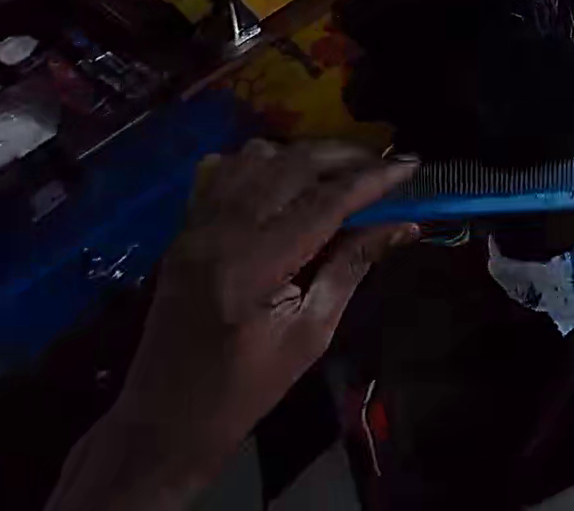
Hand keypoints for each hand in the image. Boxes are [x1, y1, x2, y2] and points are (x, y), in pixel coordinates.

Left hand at [49, 140, 415, 510]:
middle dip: (346, 156)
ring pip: (259, 155)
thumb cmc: (245, 388)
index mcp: (254, 267)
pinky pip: (224, 168)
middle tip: (383, 163)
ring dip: (304, 155)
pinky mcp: (186, 225)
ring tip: (338, 171)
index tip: (410, 167)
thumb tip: (403, 225)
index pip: (325, 203)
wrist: (163, 419)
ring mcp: (198, 223)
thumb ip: (353, 266)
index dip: (373, 180)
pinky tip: (281, 178)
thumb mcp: (311, 334)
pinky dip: (260, 161)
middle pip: (294, 165)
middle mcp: (221, 230)